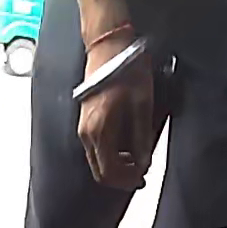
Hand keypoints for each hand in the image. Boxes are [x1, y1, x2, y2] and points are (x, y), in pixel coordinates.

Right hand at [76, 32, 154, 190]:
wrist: (107, 46)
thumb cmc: (126, 71)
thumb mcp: (142, 105)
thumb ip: (141, 139)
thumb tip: (143, 163)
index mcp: (100, 131)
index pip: (109, 172)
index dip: (126, 181)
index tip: (142, 179)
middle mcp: (86, 134)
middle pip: (100, 172)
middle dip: (120, 178)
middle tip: (140, 175)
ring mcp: (82, 128)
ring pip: (97, 161)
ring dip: (115, 167)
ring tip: (136, 161)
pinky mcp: (84, 122)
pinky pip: (95, 149)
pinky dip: (110, 155)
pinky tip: (125, 148)